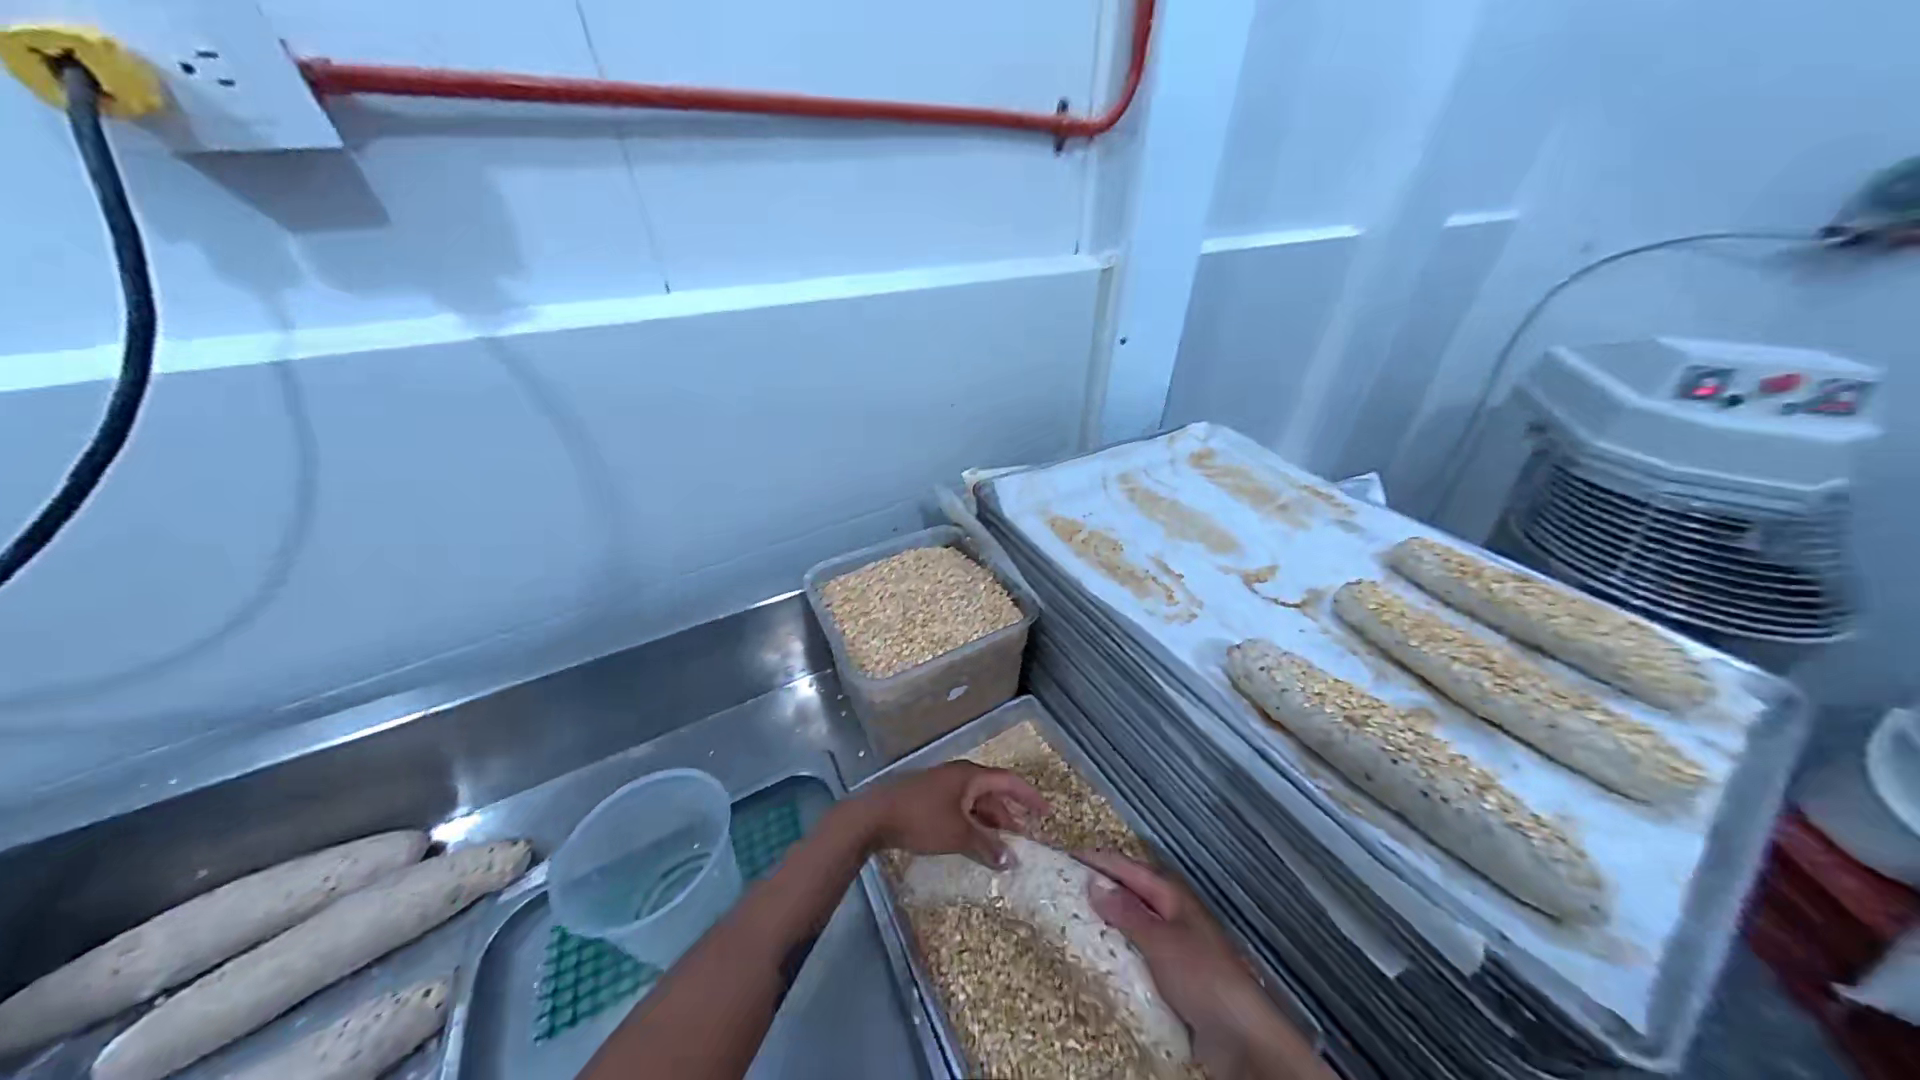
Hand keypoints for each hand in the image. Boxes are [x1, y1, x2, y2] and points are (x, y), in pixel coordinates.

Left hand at [855, 762, 1049, 867]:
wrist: (874, 815)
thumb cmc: (921, 819)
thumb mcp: (958, 835)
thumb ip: (987, 847)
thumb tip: (1012, 861)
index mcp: (970, 776)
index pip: (1009, 782)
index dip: (1030, 797)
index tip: (1047, 813)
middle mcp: (959, 775)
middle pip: (992, 793)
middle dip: (1009, 815)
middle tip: (1024, 838)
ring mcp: (942, 786)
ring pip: (974, 803)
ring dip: (989, 823)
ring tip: (1000, 847)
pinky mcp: (928, 798)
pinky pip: (960, 809)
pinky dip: (971, 824)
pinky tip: (972, 843)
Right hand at [1082, 852, 1324, 1079]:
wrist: (1240, 1036)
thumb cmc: (1203, 978)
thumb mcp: (1160, 941)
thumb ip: (1126, 912)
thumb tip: (1093, 883)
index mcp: (1171, 895)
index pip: (1127, 867)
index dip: (1097, 859)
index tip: (1064, 854)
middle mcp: (1170, 912)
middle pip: (1128, 890)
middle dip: (1098, 885)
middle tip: (1062, 883)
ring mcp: (1171, 942)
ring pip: (1129, 921)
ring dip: (1104, 917)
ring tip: (1070, 915)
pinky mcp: (1169, 971)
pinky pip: (1134, 950)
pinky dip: (1114, 946)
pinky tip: (1096, 953)